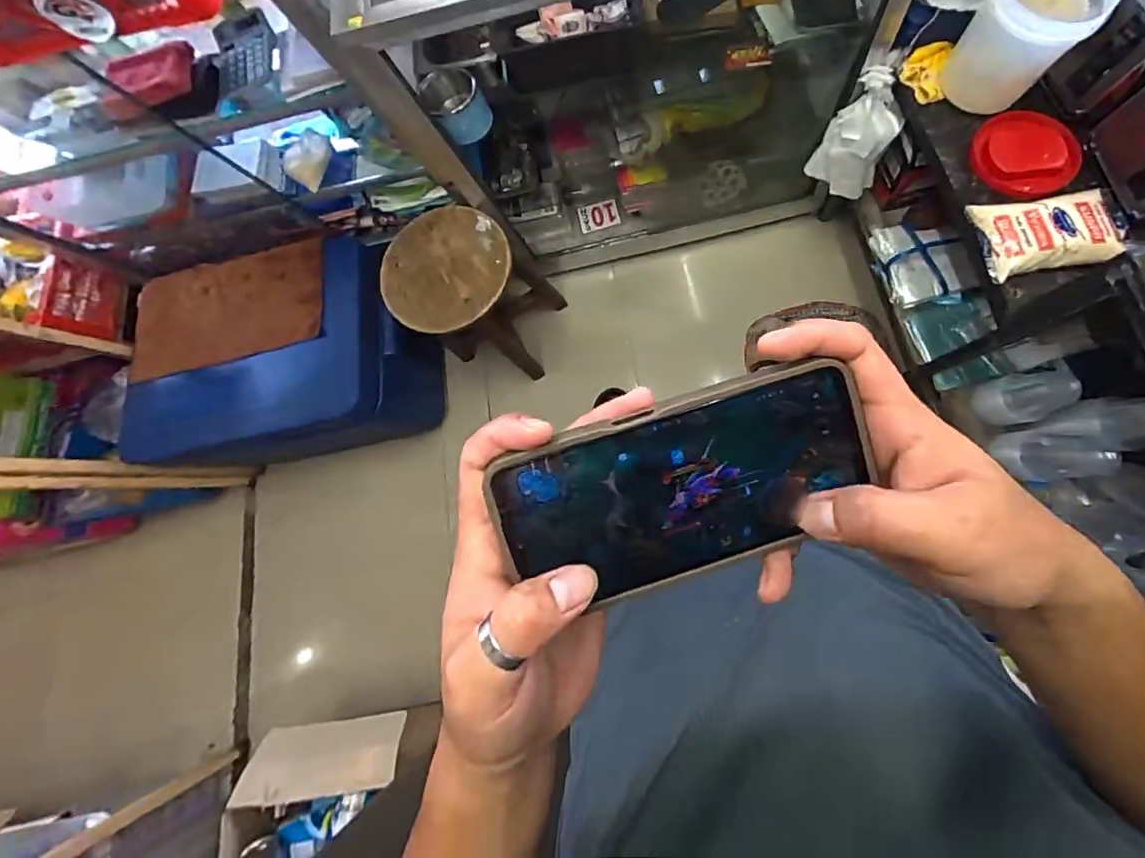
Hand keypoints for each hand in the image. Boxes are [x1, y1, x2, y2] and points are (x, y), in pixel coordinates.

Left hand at [439, 387, 795, 774]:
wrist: (515, 739)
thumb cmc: (482, 705)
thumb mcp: (484, 671)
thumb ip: (520, 625)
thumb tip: (579, 577)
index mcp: (485, 544)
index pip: (481, 467)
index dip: (504, 436)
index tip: (544, 430)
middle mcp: (524, 534)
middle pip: (548, 464)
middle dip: (585, 428)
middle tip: (634, 405)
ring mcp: (560, 553)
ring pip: (585, 489)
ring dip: (616, 455)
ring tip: (656, 427)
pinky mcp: (592, 575)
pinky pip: (612, 528)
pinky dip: (636, 503)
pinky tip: (663, 489)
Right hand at [753, 320, 1117, 614]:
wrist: (1026, 591)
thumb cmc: (1005, 541)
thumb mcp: (948, 528)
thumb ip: (878, 517)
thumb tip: (804, 511)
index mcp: (899, 419)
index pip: (857, 352)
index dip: (812, 336)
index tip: (764, 350)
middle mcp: (871, 435)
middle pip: (811, 400)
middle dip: (768, 407)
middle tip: (727, 424)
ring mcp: (860, 474)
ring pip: (800, 464)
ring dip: (768, 490)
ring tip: (733, 515)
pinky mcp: (854, 511)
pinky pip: (808, 517)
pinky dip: (788, 546)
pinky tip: (774, 582)